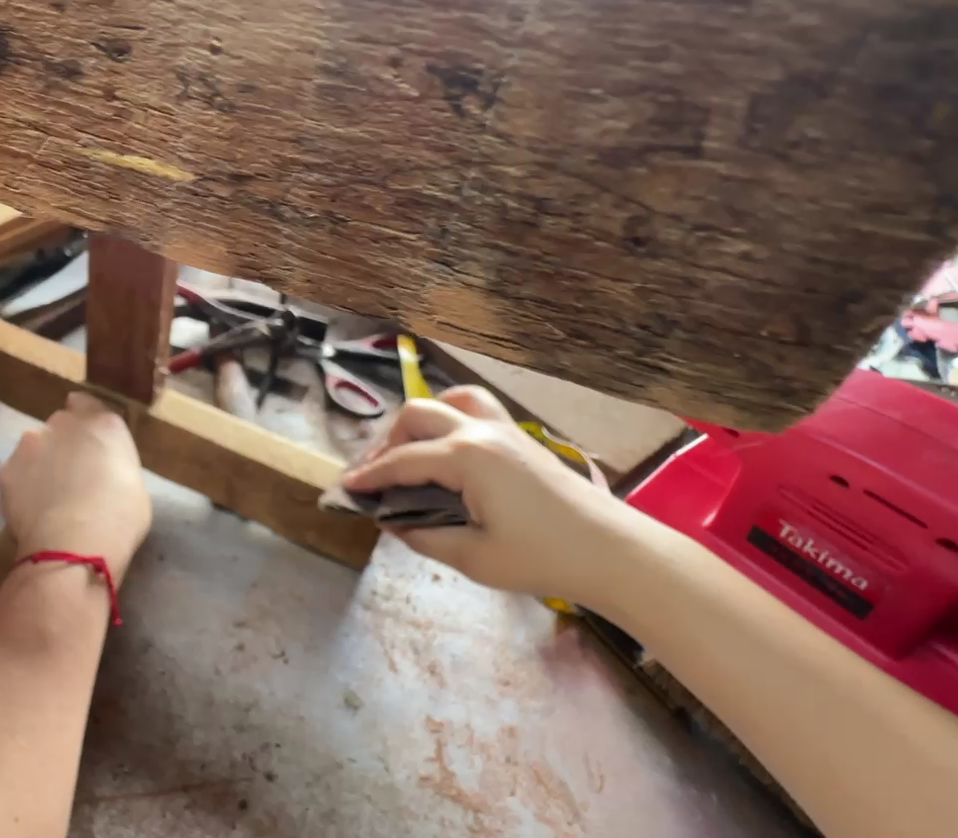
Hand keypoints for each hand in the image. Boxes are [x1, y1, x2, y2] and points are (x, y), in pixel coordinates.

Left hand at [0, 393, 151, 576]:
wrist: (75, 546)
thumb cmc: (120, 518)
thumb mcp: (132, 483)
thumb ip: (112, 463)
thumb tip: (102, 470)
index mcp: (103, 423)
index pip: (87, 404)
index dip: (85, 421)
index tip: (88, 442)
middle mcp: (64, 422)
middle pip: (60, 424)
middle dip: (64, 442)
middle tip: (72, 475)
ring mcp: (31, 443)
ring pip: (34, 447)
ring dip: (41, 463)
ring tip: (48, 497)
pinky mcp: (7, 469)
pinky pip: (16, 473)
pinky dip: (22, 486)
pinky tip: (32, 510)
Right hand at [342, 387, 646, 607]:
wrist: (612, 552)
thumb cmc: (543, 558)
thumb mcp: (473, 558)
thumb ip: (424, 535)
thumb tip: (391, 521)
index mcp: (465, 457)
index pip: (402, 461)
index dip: (369, 476)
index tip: (345, 488)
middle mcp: (479, 431)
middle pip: (416, 416)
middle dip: (386, 442)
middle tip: (374, 475)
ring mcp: (503, 429)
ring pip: (447, 400)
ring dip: (420, 420)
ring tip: (407, 449)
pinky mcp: (519, 437)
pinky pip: (475, 407)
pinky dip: (449, 415)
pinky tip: (447, 443)